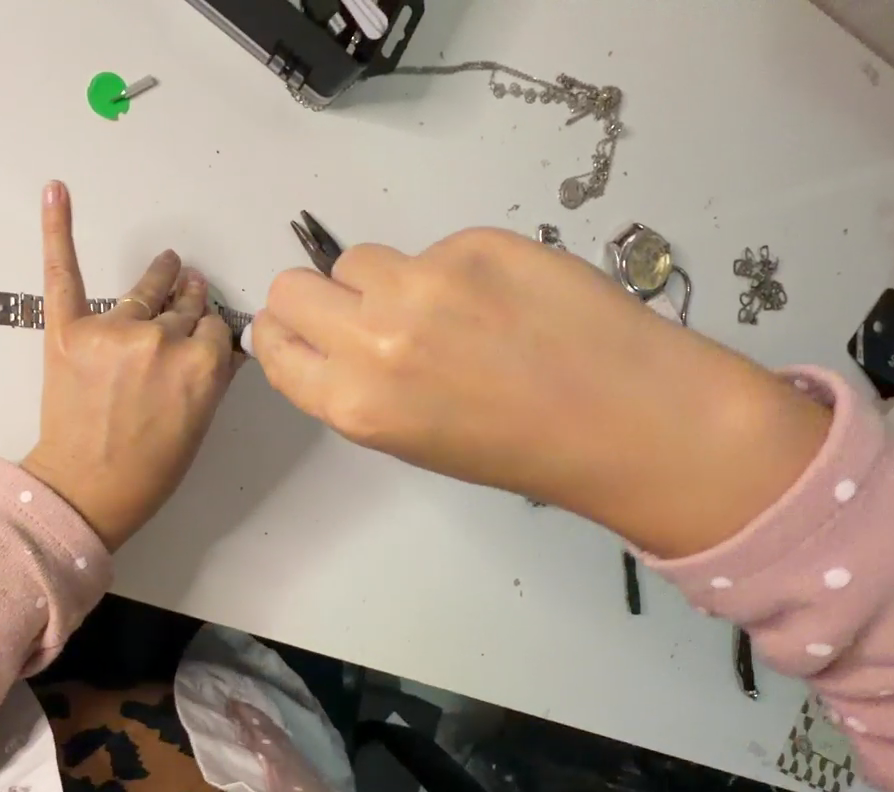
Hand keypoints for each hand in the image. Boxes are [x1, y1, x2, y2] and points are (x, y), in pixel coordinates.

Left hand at [20, 181, 237, 550]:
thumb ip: (212, 375)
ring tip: (166, 265)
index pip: (213, 326)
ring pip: (142, 293)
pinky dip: (56, 229)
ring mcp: (113, 331)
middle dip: (186, 305)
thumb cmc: (149, 470)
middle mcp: (161, 339)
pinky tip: (55, 191)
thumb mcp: (200, 424)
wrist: (88, 491)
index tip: (201, 335)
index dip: (206, 333)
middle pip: (181, 306)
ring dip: (157, 280)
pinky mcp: (68, 330)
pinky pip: (64, 273)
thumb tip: (216, 341)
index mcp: (202, 364)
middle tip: (188, 293)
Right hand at [248, 227, 829, 557]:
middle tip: (354, 314)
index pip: (273, 343)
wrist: (621, 418)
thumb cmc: (507, 447)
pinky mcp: (474, 243)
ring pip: (356, 259)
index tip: (300, 333)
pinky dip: (444, 271)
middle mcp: (374, 339)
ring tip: (437, 310)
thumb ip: (350, 386)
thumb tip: (323, 338)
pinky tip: (493, 300)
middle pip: (292, 286)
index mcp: (353, 403)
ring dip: (378, 282)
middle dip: (312, 300)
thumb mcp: (403, 438)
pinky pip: (427, 249)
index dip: (281, 334)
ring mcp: (424, 284)